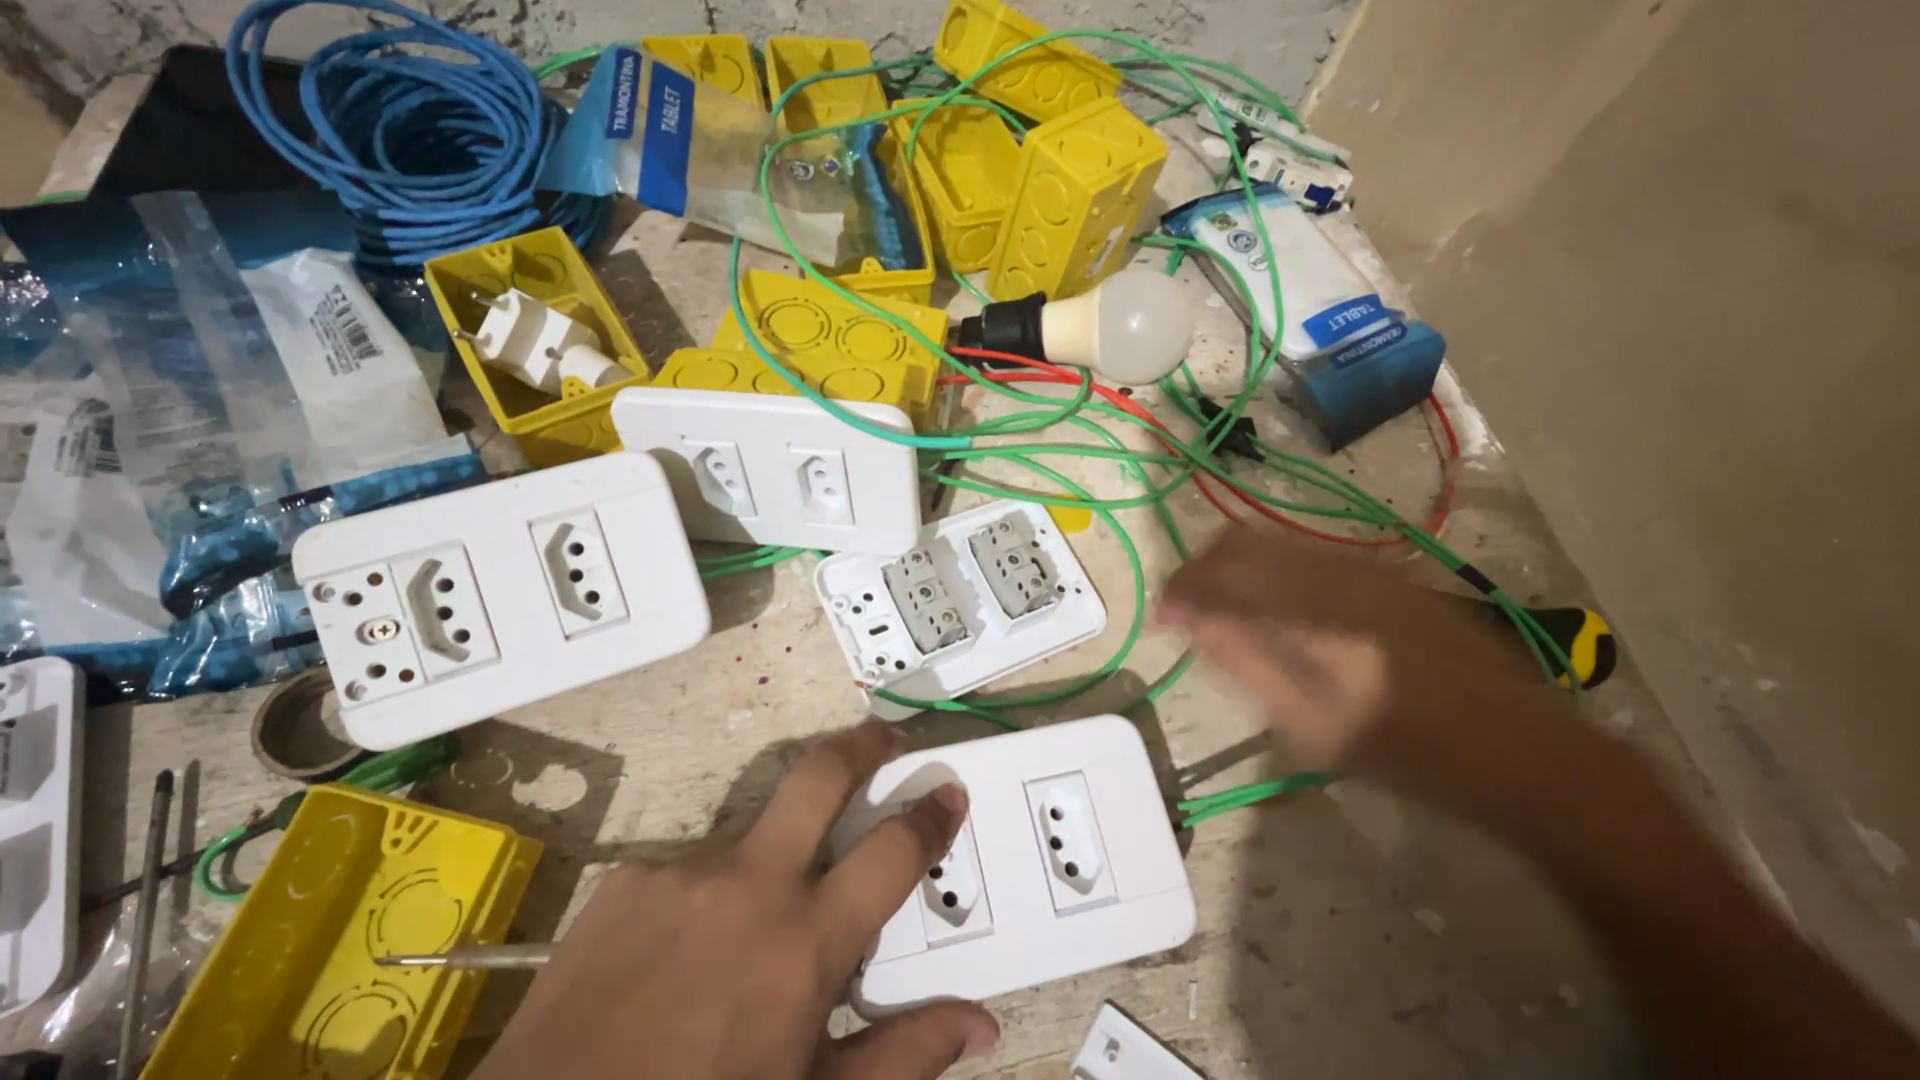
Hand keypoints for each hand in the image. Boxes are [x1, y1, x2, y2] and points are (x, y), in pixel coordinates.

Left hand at [473, 722, 998, 1079]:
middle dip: (862, 743)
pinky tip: (684, 950)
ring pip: (751, 829)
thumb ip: (904, 1053)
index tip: (947, 793)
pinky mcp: (629, 876)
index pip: (890, 852)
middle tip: (886, 736)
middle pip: (819, 775)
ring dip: (773, 850)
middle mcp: (749, 884)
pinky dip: (709, 892)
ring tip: (752, 921)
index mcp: (805, 942)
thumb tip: (984, 1025)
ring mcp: (683, 869)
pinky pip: (690, 866)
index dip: (929, 816)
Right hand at [1158, 525, 1552, 776]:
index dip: (1183, 588)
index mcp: (1316, 608)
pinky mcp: (1389, 579)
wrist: (1521, 750)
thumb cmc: (1410, 753)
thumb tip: (1193, 620)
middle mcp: (1337, 572)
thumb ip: (1249, 663)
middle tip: (1183, 610)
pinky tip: (1276, 612)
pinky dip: (1274, 575)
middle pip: (1246, 544)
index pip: (1224, 573)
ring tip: (1220, 611)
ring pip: (1278, 546)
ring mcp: (1368, 571)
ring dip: (1237, 570)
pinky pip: (1310, 559)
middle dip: (1203, 570)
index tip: (1161, 615)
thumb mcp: (1315, 723)